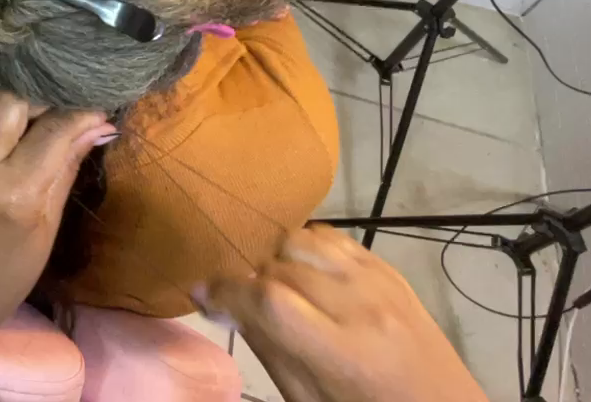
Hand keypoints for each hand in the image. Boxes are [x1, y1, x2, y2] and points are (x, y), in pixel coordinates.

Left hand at [0, 87, 113, 339]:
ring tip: (13, 124)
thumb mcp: (48, 226)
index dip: (79, 114)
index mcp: (15, 195)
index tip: (94, 109)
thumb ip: (68, 166)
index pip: (54, 131)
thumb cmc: (8, 271)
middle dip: (36, 104)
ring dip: (1, 102)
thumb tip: (99, 123)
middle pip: (12, 100)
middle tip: (48, 120)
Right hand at [200, 226, 487, 401]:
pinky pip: (331, 236)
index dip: (227, 290)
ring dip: (276, 260)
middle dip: (250, 281)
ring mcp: (379, 281)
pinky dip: (305, 248)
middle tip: (238, 299)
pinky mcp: (388, 268)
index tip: (202, 293)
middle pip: (279, 267)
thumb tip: (224, 303)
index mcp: (345, 354)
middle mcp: (362, 307)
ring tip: (275, 284)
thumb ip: (269, 349)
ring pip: (300, 240)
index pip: (268, 299)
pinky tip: (302, 270)